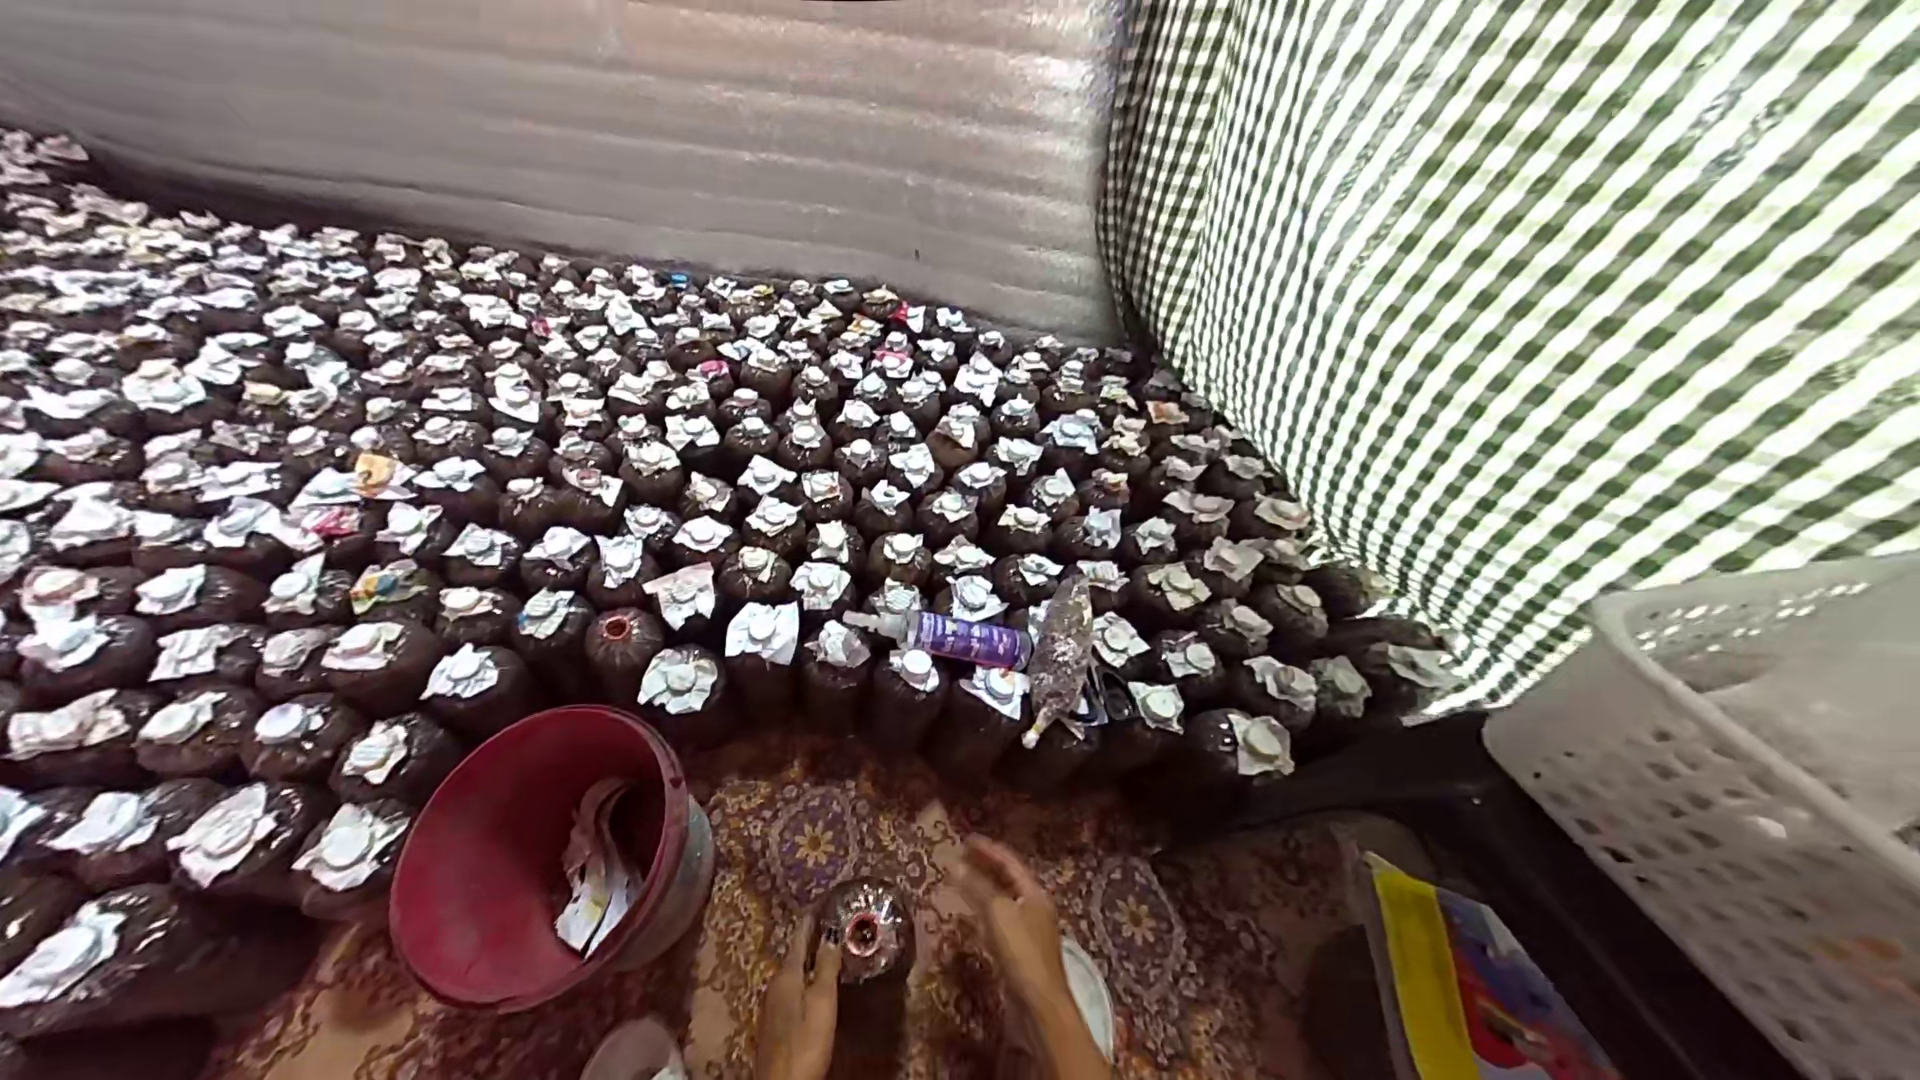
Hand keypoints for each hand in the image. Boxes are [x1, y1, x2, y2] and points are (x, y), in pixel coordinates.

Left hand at [753, 913, 842, 1079]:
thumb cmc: (805, 1042)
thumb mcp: (822, 1002)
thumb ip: (827, 967)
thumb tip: (831, 933)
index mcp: (787, 975)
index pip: (799, 938)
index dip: (811, 919)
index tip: (822, 902)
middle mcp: (775, 984)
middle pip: (795, 954)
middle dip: (812, 939)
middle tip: (831, 924)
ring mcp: (772, 1005)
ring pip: (794, 972)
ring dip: (809, 960)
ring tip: (827, 950)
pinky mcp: (775, 1024)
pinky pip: (792, 988)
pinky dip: (805, 978)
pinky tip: (815, 984)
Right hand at [953, 836, 1110, 1078]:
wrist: (1040, 1007)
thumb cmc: (1022, 953)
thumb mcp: (998, 914)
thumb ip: (977, 887)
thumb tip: (954, 864)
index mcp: (1034, 892)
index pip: (1009, 861)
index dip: (988, 848)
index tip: (966, 838)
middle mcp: (1035, 906)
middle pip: (1008, 878)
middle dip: (985, 865)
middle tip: (961, 854)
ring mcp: (1029, 929)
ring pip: (1003, 898)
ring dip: (983, 886)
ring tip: (962, 877)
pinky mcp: (1021, 950)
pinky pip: (1000, 918)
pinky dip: (985, 908)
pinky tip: (972, 912)